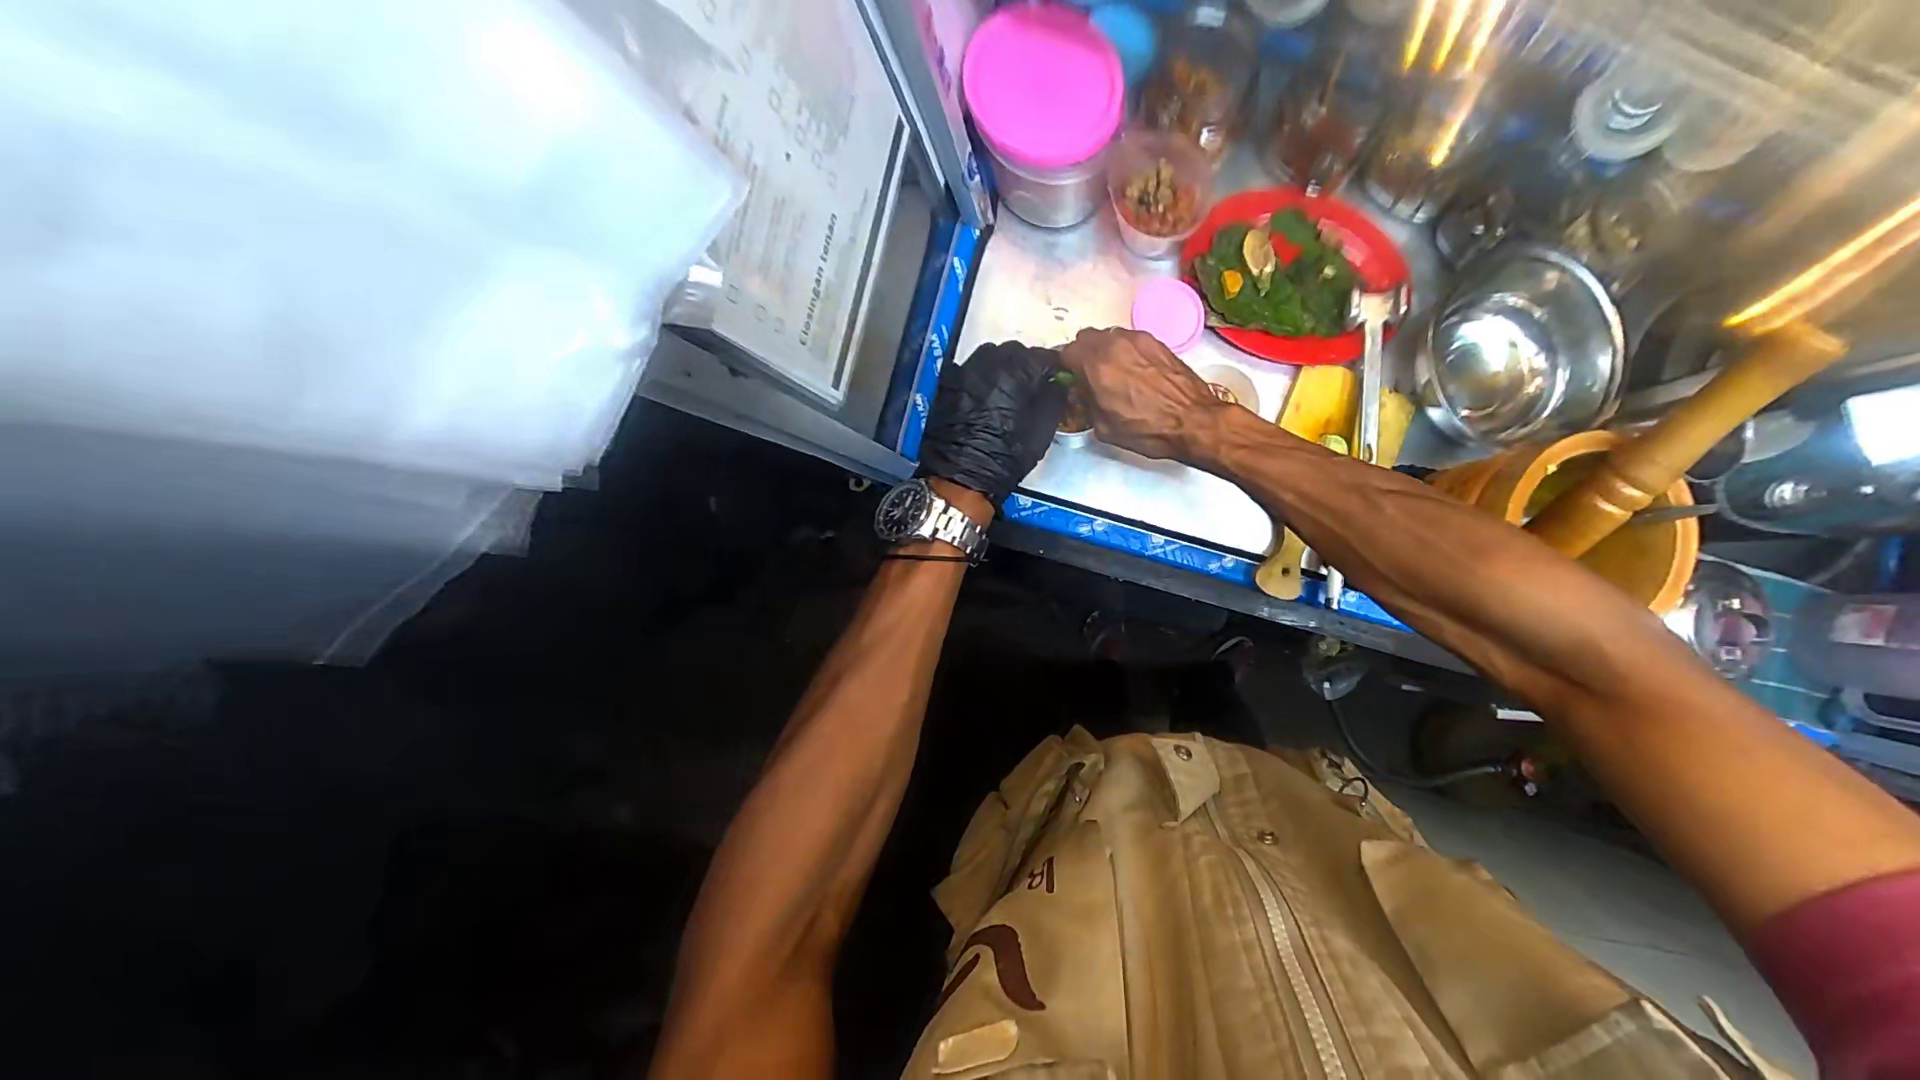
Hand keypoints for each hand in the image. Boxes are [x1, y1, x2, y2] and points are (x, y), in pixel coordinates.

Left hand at [918, 342, 1067, 504]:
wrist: (960, 477)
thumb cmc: (1006, 456)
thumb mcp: (1043, 430)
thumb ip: (1055, 398)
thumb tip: (1057, 383)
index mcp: (1018, 370)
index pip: (1045, 356)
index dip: (1053, 370)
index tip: (1054, 381)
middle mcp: (990, 362)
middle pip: (1016, 352)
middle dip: (1026, 367)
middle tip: (1030, 389)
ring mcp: (965, 370)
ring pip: (991, 356)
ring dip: (1001, 368)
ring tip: (1006, 391)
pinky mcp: (947, 382)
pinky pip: (970, 369)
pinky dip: (980, 377)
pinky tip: (982, 397)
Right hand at [1058, 327, 1226, 461]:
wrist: (1193, 421)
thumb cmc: (1147, 429)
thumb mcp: (1104, 427)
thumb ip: (1086, 403)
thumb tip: (1081, 392)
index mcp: (1096, 366)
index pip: (1066, 352)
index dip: (1064, 366)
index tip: (1069, 378)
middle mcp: (1114, 345)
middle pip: (1086, 338)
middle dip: (1083, 354)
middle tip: (1088, 375)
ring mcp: (1138, 340)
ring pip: (1110, 336)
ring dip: (1105, 350)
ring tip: (1114, 372)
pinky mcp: (1157, 342)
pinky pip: (1131, 339)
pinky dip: (1127, 351)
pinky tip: (1135, 371)